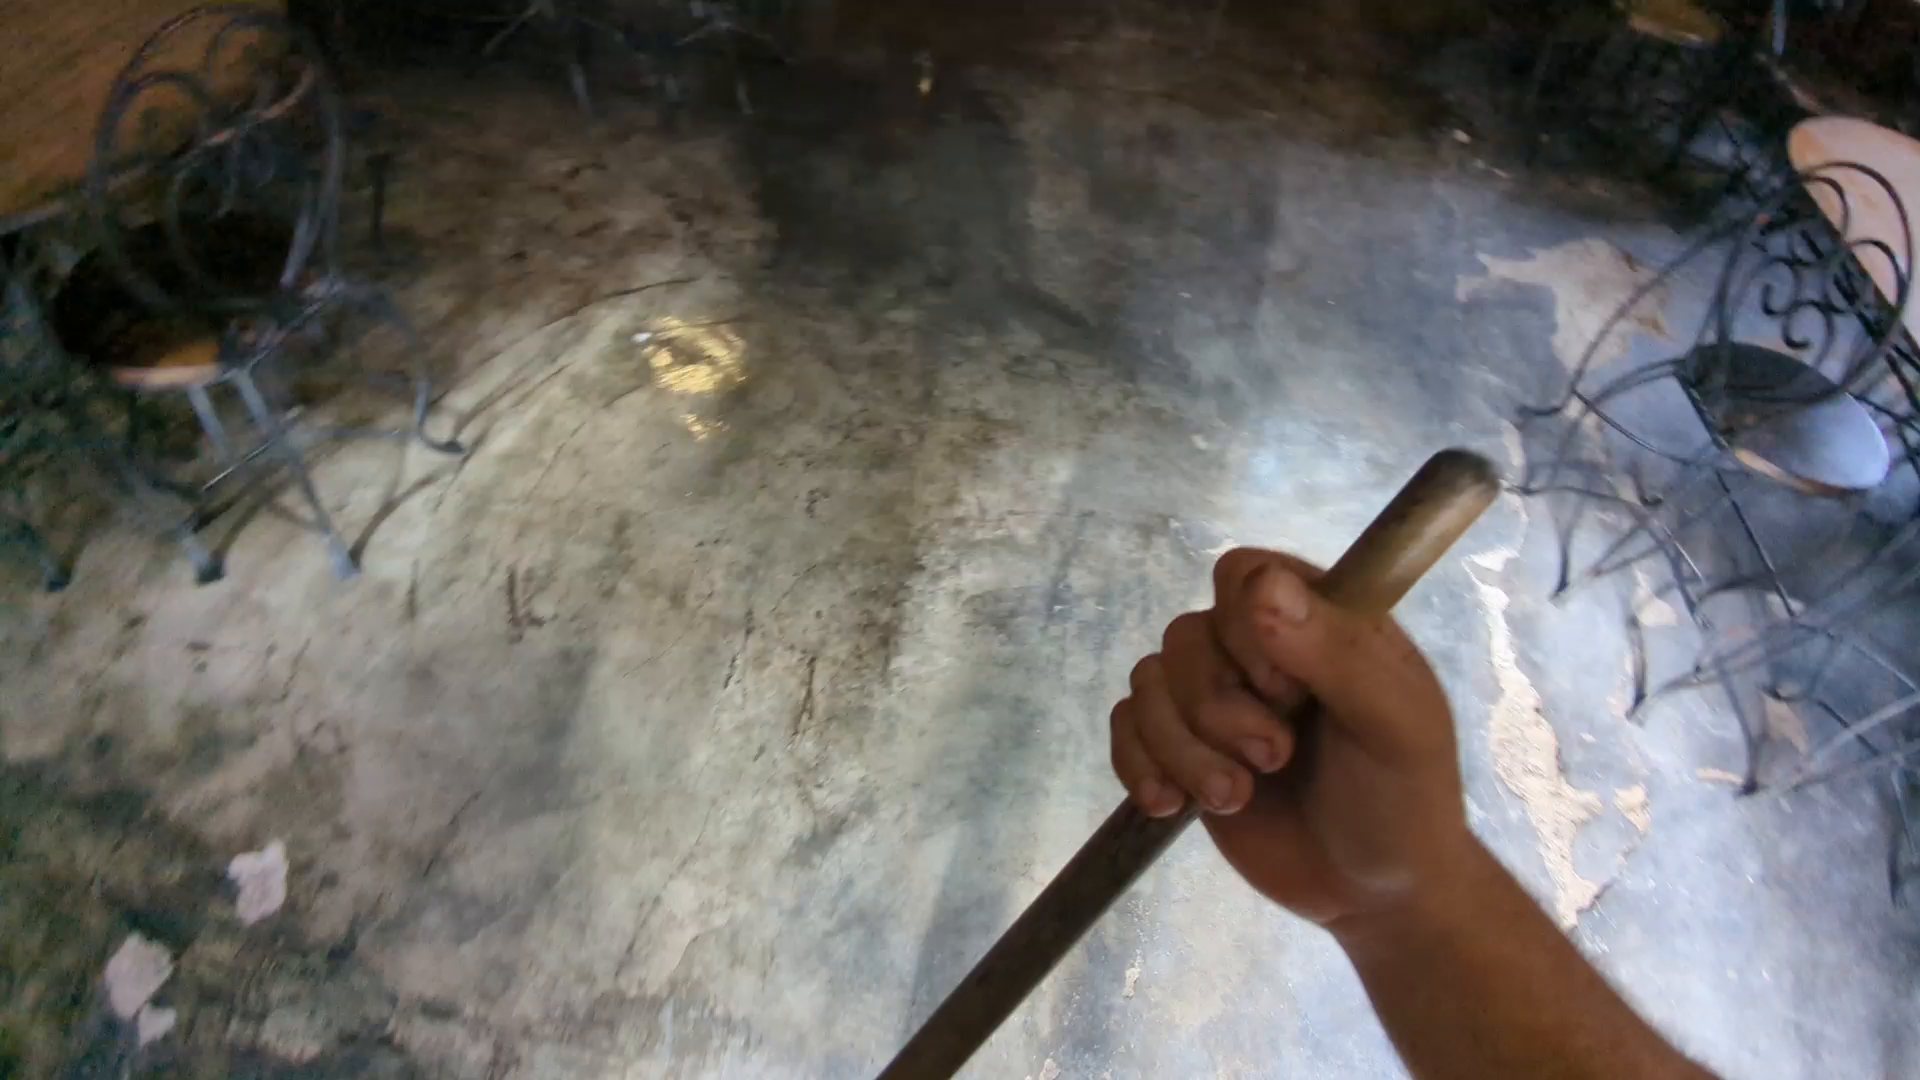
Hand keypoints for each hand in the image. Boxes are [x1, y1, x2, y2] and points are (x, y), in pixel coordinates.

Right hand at [1109, 549, 1472, 926]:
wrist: (1368, 895)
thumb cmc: (1400, 800)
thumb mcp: (1396, 726)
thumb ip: (1337, 651)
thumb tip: (1262, 584)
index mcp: (1309, 619)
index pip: (1241, 575)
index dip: (1246, 630)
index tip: (1288, 692)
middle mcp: (1248, 647)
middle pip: (1184, 637)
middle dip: (1218, 710)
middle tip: (1276, 759)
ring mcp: (1205, 697)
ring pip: (1146, 683)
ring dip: (1183, 749)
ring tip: (1233, 797)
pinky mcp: (1173, 744)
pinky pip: (1123, 727)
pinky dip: (1140, 765)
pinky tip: (1173, 805)